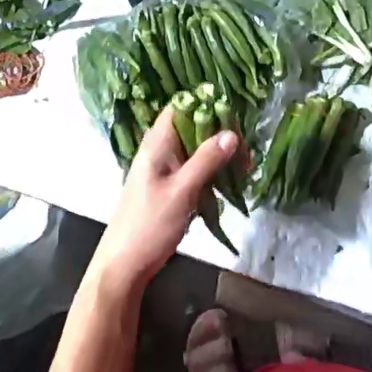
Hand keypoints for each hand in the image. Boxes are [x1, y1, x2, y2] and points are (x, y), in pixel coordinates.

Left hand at [91, 106, 239, 290]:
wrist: (124, 266)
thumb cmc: (149, 225)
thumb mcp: (181, 191)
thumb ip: (206, 161)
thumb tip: (232, 133)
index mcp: (156, 144)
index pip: (180, 108)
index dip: (205, 106)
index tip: (233, 117)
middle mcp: (160, 150)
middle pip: (193, 128)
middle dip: (220, 134)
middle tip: (246, 151)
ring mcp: (165, 170)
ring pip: (196, 151)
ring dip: (219, 156)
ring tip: (246, 167)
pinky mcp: (170, 188)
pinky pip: (195, 171)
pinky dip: (212, 173)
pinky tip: (232, 183)